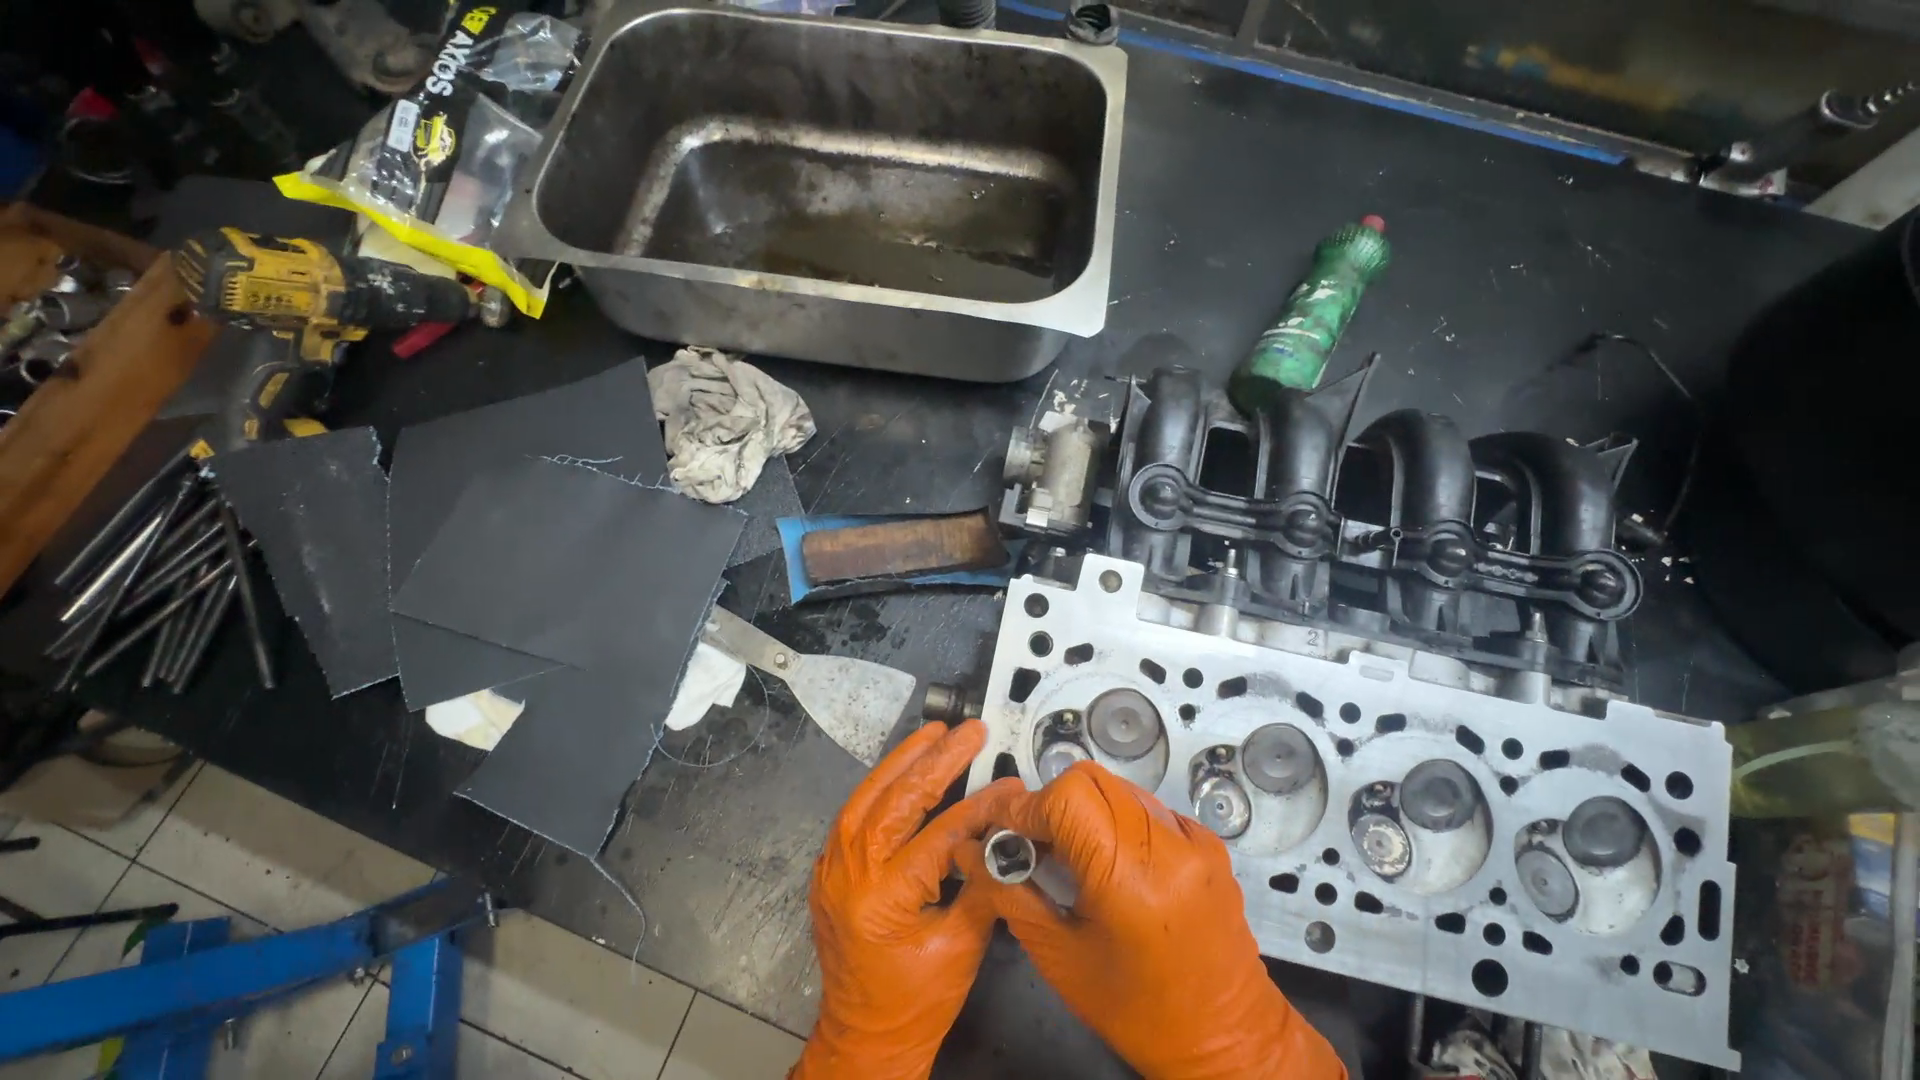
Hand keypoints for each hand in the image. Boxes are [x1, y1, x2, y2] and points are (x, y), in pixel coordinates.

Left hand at [791, 719, 1022, 1079]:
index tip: (1008, 783)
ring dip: (902, 761)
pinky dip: (880, 786)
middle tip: (968, 731)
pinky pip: (854, 814)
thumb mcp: (962, 947)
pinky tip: (903, 768)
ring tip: (934, 732)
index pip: (938, 834)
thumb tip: (1005, 832)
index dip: (978, 806)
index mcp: (883, 898)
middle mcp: (849, 873)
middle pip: (895, 801)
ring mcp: (832, 869)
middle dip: (935, 761)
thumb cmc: (917, 1001)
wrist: (865, 1036)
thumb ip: (982, 883)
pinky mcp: (830, 870)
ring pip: (866, 797)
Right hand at [972, 761, 1346, 1079]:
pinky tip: (1112, 862)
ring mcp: (1194, 840)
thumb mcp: (1060, 959)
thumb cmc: (1137, 1011)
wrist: (1227, 1039)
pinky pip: (1149, 808)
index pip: (1065, 796)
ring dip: (1084, 807)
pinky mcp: (1208, 844)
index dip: (1025, 808)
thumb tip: (974, 854)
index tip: (1005, 834)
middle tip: (1034, 843)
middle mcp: (1167, 844)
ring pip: (1119, 787)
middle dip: (1051, 802)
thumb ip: (1012, 895)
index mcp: (1130, 875)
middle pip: (1090, 780)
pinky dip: (1119, 820)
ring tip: (1070, 854)